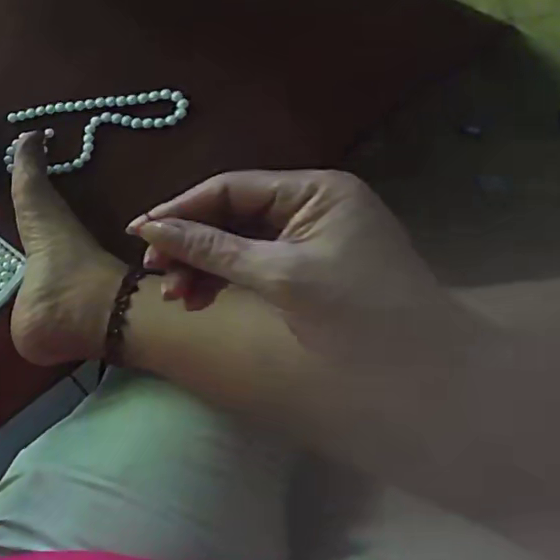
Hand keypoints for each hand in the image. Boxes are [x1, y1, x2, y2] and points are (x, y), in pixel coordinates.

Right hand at [126, 170, 473, 349]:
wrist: (423, 370)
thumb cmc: (357, 312)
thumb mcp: (277, 275)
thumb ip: (210, 248)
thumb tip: (148, 228)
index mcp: (314, 192)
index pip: (229, 189)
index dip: (178, 210)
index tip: (136, 233)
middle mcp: (307, 205)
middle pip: (224, 214)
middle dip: (186, 244)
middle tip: (153, 272)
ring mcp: (302, 236)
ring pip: (227, 240)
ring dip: (195, 266)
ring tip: (174, 298)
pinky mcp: (297, 265)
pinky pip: (240, 262)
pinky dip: (213, 280)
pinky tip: (194, 301)